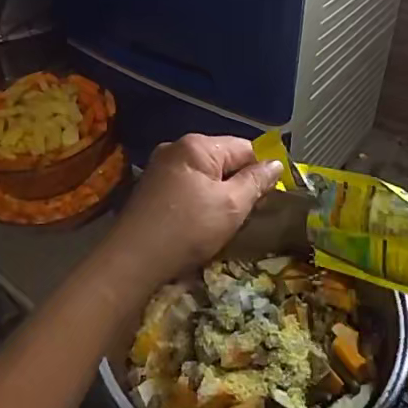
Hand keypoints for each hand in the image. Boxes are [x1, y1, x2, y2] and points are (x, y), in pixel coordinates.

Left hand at [106, 134, 281, 289]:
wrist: (131, 262)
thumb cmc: (188, 230)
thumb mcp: (232, 206)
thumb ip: (257, 181)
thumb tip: (276, 164)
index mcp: (197, 145)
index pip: (246, 147)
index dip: (263, 169)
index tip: (271, 197)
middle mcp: (176, 147)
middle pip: (224, 158)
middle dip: (240, 182)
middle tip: (251, 212)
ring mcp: (160, 167)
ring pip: (205, 174)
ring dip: (221, 193)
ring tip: (228, 220)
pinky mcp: (151, 188)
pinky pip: (187, 185)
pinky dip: (200, 199)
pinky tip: (202, 222)